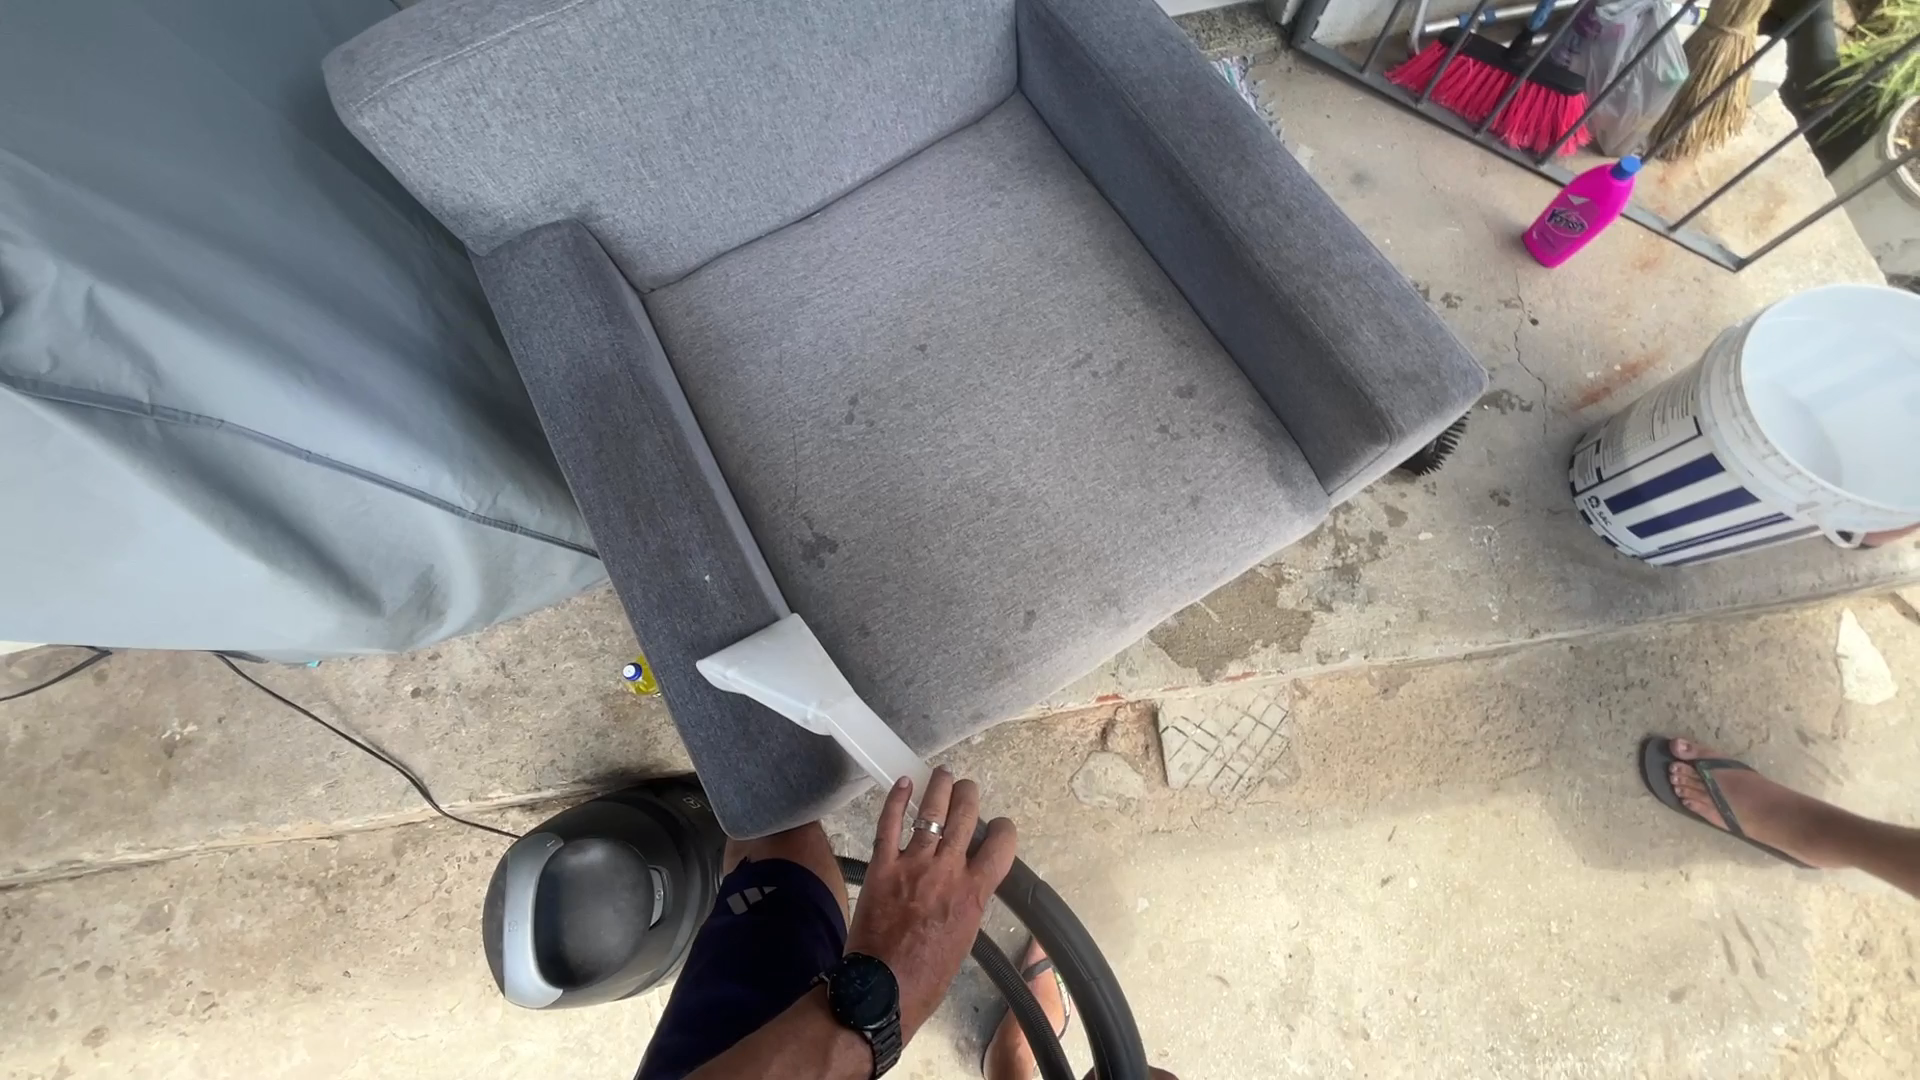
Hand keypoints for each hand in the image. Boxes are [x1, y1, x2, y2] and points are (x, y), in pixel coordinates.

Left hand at [845, 767, 1016, 1041]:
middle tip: (967, 788)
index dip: (1004, 829)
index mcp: (972, 893)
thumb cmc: (926, 978)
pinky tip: (903, 783)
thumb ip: (968, 900)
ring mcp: (912, 864)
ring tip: (943, 774)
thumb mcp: (964, 938)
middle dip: (969, 795)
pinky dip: (896, 800)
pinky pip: (889, 824)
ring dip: (939, 787)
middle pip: (965, 815)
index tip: (999, 827)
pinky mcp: (882, 866)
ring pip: (930, 812)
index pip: (1000, 844)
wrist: (881, 993)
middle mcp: (946, 870)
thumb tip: (967, 880)